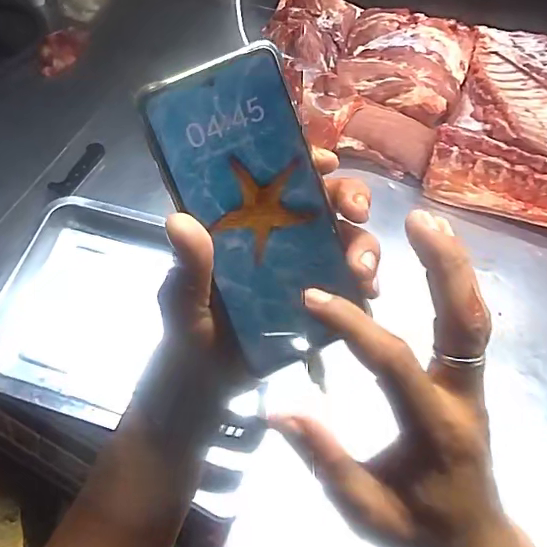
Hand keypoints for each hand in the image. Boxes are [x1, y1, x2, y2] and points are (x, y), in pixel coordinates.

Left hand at [145, 149, 381, 423]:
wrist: (208, 387)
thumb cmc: (188, 331)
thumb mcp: (181, 296)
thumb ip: (187, 264)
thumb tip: (178, 219)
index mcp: (243, 220)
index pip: (275, 176)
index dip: (301, 159)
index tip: (323, 161)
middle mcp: (277, 233)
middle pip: (322, 200)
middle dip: (349, 196)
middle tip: (356, 212)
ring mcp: (303, 266)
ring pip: (345, 237)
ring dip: (362, 244)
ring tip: (360, 270)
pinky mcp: (322, 300)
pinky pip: (352, 282)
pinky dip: (366, 281)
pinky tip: (368, 293)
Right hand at [270, 209, 502, 546]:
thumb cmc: (420, 535)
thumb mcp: (366, 512)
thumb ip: (326, 462)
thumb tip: (279, 414)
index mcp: (435, 427)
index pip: (392, 361)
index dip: (351, 324)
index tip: (311, 296)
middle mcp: (463, 396)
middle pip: (465, 322)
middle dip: (445, 267)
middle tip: (419, 218)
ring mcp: (474, 384)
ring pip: (475, 315)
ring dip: (455, 265)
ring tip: (429, 219)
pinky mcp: (470, 378)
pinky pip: (469, 323)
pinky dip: (456, 282)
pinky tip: (437, 253)